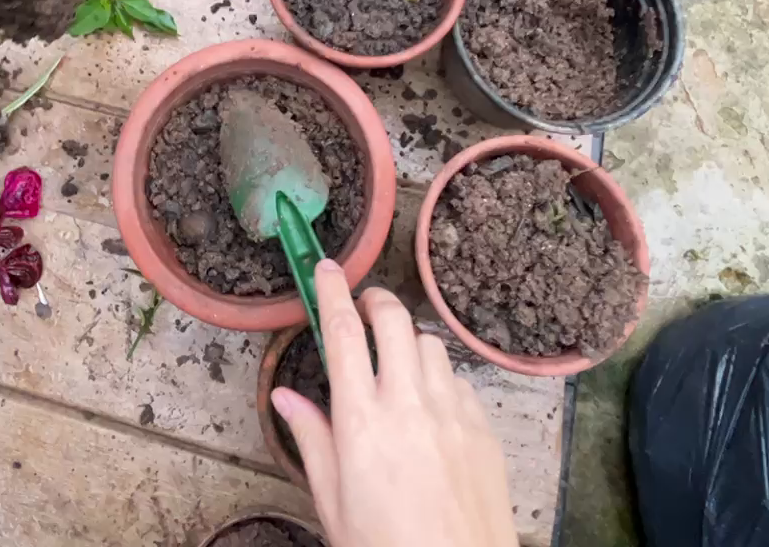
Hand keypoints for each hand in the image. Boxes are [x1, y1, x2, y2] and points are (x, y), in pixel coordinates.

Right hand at [272, 261, 518, 546]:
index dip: (332, 290)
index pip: (342, 333)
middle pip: (393, 318)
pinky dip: (440, 379)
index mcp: (362, 422)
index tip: (325, 267)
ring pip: (429, 343)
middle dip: (376, 300)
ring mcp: (452, 414)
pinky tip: (431, 409)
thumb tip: (284, 395)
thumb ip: (312, 439)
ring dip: (407, 341)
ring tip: (396, 366)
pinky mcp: (484, 429)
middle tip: (364, 307)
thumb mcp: (333, 503)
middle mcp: (408, 405)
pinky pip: (459, 380)